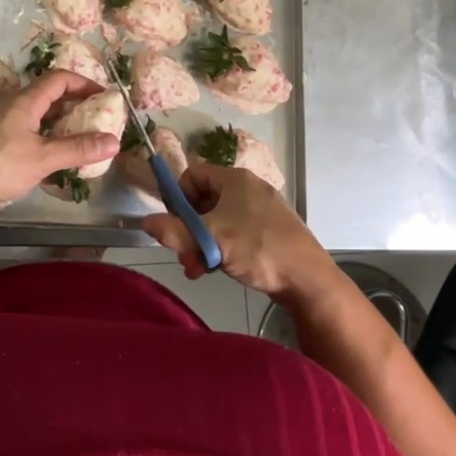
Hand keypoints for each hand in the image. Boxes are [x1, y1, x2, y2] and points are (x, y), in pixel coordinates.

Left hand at [0, 70, 120, 216]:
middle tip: (94, 122)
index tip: (104, 95)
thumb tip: (114, 140)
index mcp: (24, 101)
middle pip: (46, 97)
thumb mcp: (41, 158)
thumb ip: (77, 149)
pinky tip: (44, 163)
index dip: (84, 83)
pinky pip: (19, 133)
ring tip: (75, 144)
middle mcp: (8, 105)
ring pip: (32, 117)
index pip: (59, 79)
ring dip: (55, 126)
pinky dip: (38, 140)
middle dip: (72, 107)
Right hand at [142, 163, 346, 299]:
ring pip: (218, 220)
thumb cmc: (258, 250)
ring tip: (198, 269)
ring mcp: (261, 210)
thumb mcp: (210, 240)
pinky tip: (218, 270)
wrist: (309, 280)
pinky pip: (235, 233)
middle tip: (185, 255)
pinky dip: (221, 249)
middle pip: (203, 200)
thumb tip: (146, 222)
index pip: (192, 175)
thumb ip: (174, 232)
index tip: (176, 225)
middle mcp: (248, 188)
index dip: (178, 198)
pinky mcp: (270, 231)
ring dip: (202, 244)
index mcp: (235, 180)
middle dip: (188, 229)